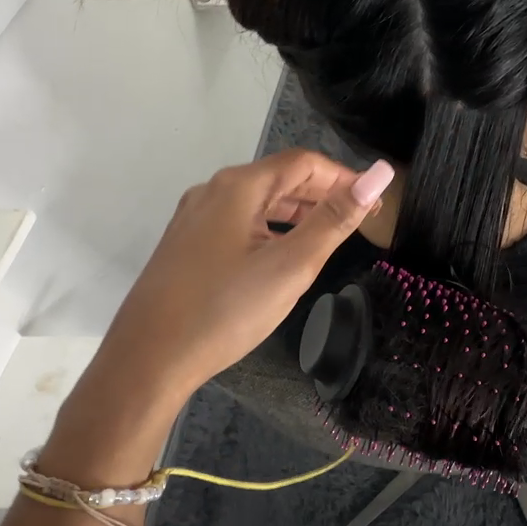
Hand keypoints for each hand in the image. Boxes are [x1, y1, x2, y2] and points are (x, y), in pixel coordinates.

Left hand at [100, 149, 393, 397]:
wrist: (146, 362)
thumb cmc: (225, 311)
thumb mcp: (291, 265)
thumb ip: (335, 219)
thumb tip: (379, 174)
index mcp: (239, 187)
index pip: (304, 163)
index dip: (344, 177)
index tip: (374, 203)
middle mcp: (213, 191)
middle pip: (280, 177)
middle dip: (323, 193)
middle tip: (359, 220)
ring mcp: (195, 218)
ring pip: (259, 201)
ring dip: (298, 211)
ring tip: (329, 234)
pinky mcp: (186, 244)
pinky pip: (239, 221)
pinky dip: (271, 227)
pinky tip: (283, 253)